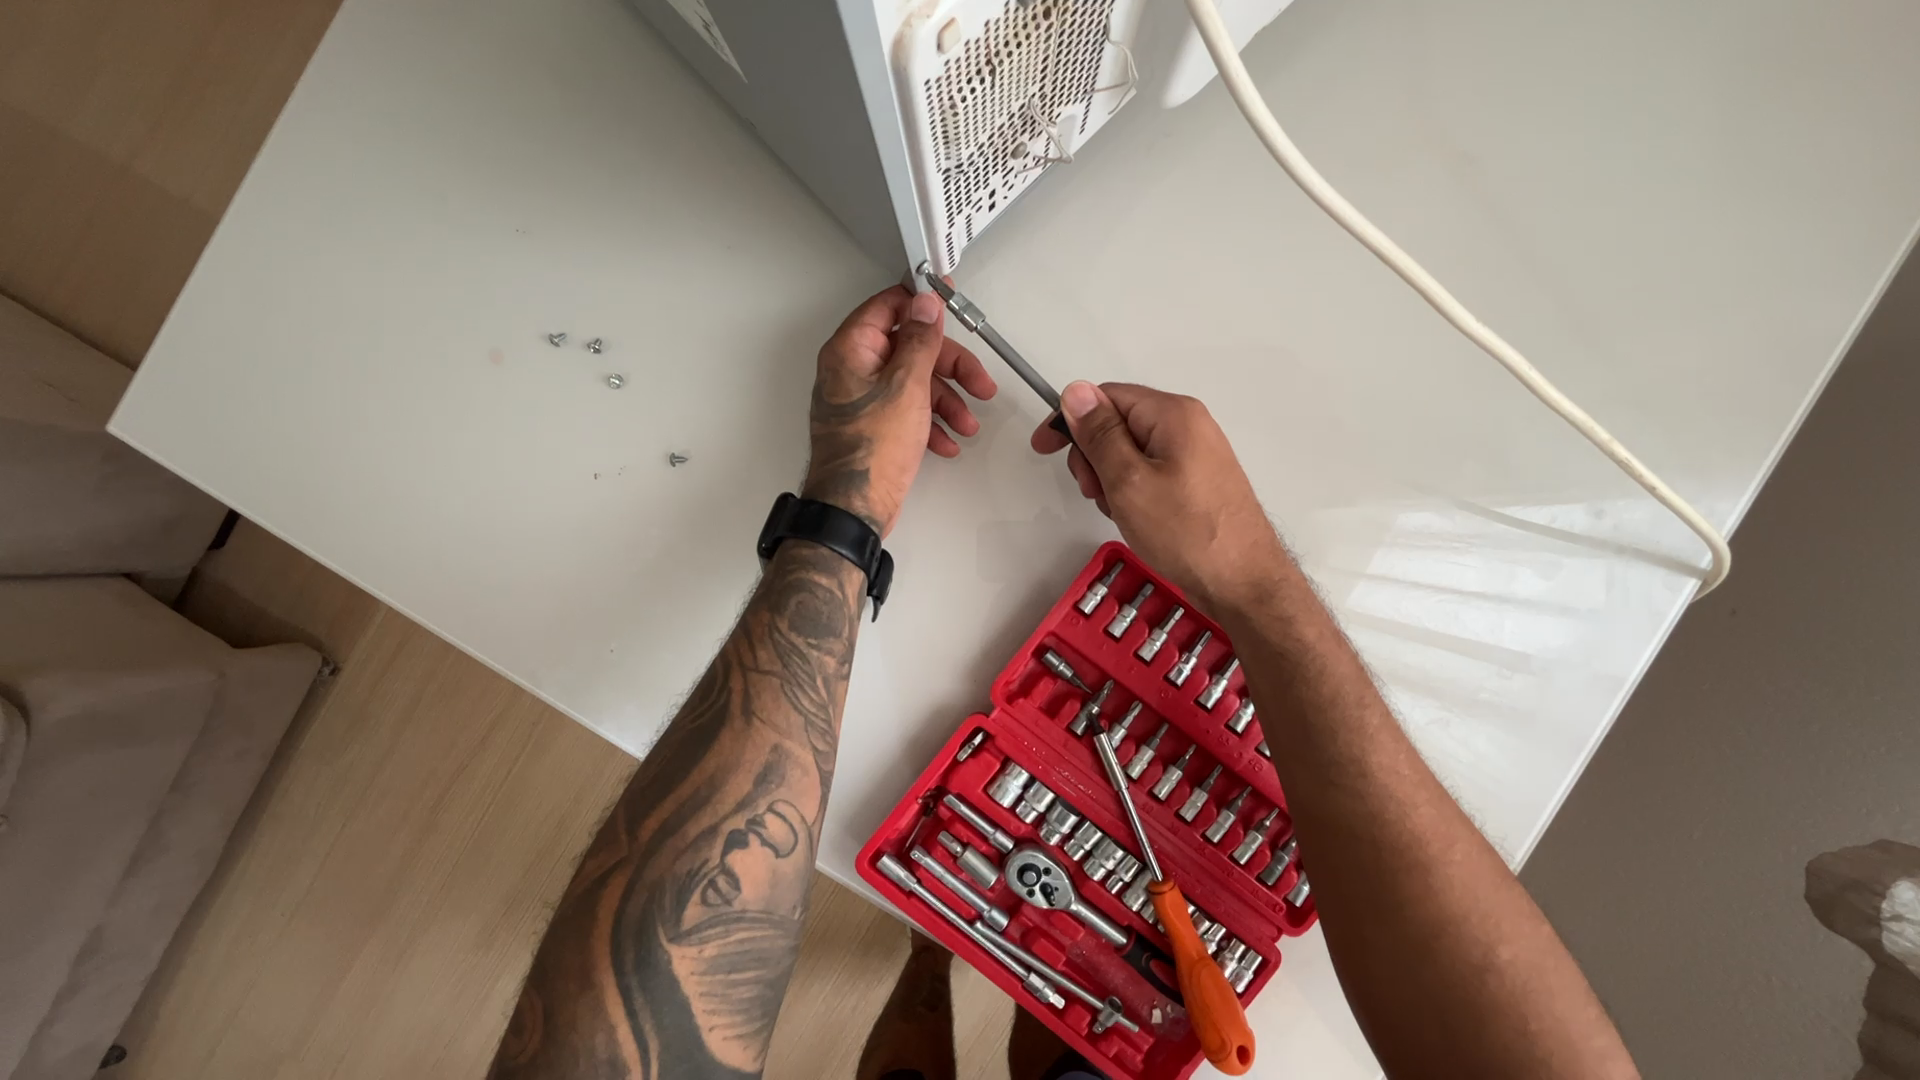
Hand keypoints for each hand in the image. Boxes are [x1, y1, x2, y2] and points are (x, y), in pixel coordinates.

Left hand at [803, 285, 997, 535]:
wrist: (853, 508)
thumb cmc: (871, 451)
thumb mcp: (906, 386)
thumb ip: (920, 341)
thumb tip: (927, 304)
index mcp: (852, 351)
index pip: (888, 307)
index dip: (923, 304)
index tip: (952, 302)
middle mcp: (853, 371)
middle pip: (910, 349)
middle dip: (950, 368)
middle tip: (980, 384)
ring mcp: (862, 400)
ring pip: (914, 384)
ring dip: (947, 401)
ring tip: (968, 425)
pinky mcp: (873, 427)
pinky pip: (907, 412)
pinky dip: (931, 423)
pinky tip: (948, 443)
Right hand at [1032, 382, 1288, 611]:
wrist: (1243, 583)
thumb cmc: (1185, 533)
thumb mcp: (1128, 481)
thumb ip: (1099, 434)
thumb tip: (1075, 392)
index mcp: (1172, 414)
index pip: (1106, 396)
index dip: (1071, 421)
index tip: (1044, 450)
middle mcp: (1188, 425)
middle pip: (1118, 422)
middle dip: (1093, 455)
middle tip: (1094, 492)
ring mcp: (1196, 453)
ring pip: (1131, 451)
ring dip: (1111, 478)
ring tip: (1119, 512)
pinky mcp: (1197, 480)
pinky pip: (1150, 472)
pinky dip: (1131, 490)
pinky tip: (1135, 518)